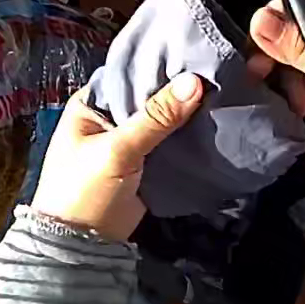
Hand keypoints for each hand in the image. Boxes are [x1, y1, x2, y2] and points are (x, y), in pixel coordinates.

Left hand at [30, 73, 205, 240]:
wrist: (83, 245)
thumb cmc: (85, 190)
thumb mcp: (118, 150)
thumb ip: (156, 117)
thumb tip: (194, 82)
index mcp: (92, 103)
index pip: (131, 74)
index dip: (162, 67)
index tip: (198, 58)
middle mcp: (111, 117)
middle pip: (150, 97)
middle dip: (179, 92)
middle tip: (218, 77)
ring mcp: (130, 141)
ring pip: (164, 120)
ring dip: (187, 115)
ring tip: (222, 97)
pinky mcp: (147, 163)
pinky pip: (171, 143)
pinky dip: (187, 137)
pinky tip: (212, 126)